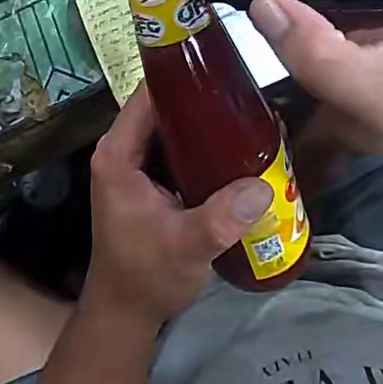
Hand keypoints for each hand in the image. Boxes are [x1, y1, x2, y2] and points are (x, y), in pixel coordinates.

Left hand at [83, 89, 273, 325]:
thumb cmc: (146, 276)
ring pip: (172, 128)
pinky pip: (177, 149)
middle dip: (201, 100)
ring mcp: (136, 166)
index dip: (181, 78)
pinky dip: (203, 145)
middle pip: (162, 107)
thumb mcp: (186, 247)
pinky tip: (236, 149)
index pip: (147, 96)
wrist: (127, 313)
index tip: (221, 70)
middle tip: (245, 96)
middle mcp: (122, 152)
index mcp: (118, 154)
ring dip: (205, 123)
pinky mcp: (150, 181)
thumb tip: (264, 186)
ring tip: (246, 116)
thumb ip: (221, 218)